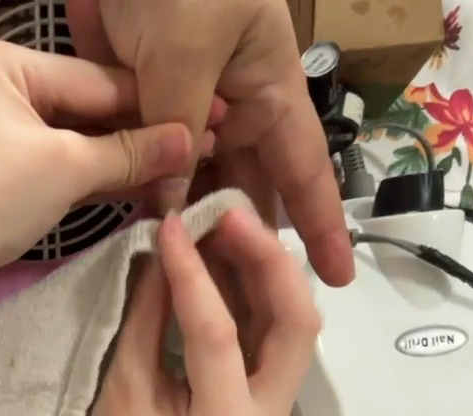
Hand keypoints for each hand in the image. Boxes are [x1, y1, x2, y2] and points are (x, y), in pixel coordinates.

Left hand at [0, 42, 203, 308]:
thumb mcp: (68, 167)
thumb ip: (131, 152)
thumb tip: (192, 142)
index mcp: (11, 64)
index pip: (100, 80)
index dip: (157, 104)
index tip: (212, 117)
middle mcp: (6, 91)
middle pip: (92, 109)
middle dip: (144, 133)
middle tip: (205, 146)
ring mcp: (6, 136)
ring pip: (80, 143)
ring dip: (126, 160)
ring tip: (183, 170)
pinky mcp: (8, 178)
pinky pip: (64, 169)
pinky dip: (98, 180)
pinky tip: (143, 187)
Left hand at [65, 0, 354, 286]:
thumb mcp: (185, 57)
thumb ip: (178, 136)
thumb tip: (177, 209)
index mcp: (262, 87)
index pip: (300, 169)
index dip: (319, 224)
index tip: (336, 277)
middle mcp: (227, 106)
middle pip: (245, 186)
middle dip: (245, 238)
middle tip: (244, 302)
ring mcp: (180, 110)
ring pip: (191, 181)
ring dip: (190, 225)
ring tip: (195, 284)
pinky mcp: (136, 109)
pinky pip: (145, 163)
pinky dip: (145, 196)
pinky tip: (143, 237)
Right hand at [76, 206, 318, 415]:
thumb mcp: (122, 390)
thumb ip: (149, 319)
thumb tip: (166, 251)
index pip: (217, 337)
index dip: (194, 276)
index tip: (171, 227)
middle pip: (295, 324)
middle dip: (267, 261)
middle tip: (229, 214)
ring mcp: (278, 405)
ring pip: (295, 322)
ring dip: (269, 268)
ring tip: (231, 223)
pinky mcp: (269, 391)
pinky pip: (276, 331)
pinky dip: (258, 289)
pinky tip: (232, 255)